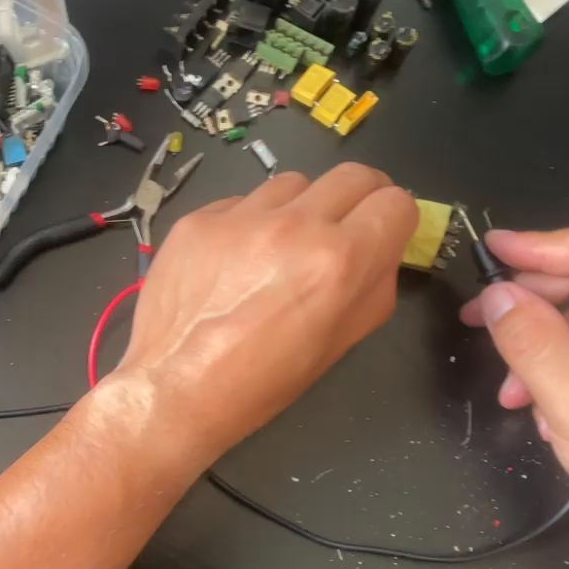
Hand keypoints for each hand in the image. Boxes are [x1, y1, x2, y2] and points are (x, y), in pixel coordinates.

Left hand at [107, 163, 416, 460]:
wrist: (172, 391)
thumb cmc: (257, 385)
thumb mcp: (336, 348)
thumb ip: (372, 289)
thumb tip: (381, 251)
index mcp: (337, 262)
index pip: (395, 202)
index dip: (392, 223)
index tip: (377, 238)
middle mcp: (292, 227)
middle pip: (352, 176)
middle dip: (357, 202)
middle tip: (341, 231)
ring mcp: (239, 218)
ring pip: (293, 184)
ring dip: (298, 209)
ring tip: (277, 252)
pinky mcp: (197, 221)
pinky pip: (239, 203)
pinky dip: (247, 224)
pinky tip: (232, 263)